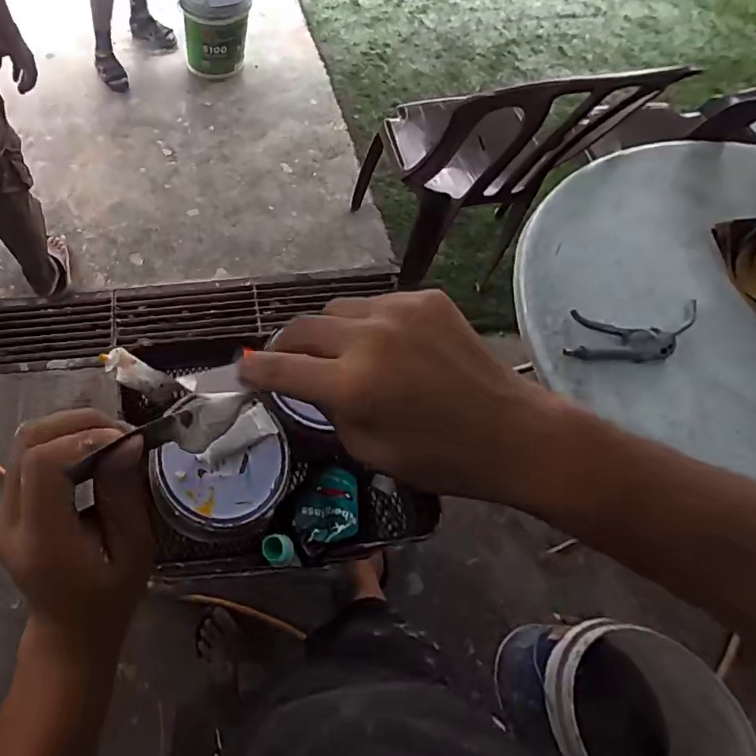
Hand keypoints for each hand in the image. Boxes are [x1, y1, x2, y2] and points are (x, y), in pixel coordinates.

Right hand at [0, 28, 38, 93]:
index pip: (21, 67)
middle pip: (29, 73)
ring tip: (22, 91)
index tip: (15, 81)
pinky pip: (31, 76)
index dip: (18, 74)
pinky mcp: (30, 61)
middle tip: (21, 91)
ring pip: (32, 76)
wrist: (4, 32)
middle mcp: (26, 57)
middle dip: (25, 82)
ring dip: (27, 84)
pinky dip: (28, 83)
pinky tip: (24, 88)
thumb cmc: (0, 38)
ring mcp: (29, 59)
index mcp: (19, 54)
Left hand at [0, 410, 153, 649]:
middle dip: (76, 422)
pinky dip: (62, 441)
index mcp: (41, 540)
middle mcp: (9, 521)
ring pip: (24, 442)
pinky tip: (92, 452)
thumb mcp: (134, 551)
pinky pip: (29, 456)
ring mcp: (1, 511)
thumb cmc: (109, 599)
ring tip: (109, 438)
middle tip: (120, 431)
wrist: (69, 633)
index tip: (124, 440)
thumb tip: (127, 441)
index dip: (83, 438)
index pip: (43, 464)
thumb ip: (124, 495)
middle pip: (27, 442)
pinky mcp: (7, 505)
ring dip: (69, 427)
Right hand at [238, 291, 573, 505]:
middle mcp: (369, 338)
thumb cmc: (440, 457)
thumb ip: (328, 411)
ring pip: (338, 310)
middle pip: (302, 327)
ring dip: (329, 332)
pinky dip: (371, 325)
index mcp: (352, 385)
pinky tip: (391, 347)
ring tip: (341, 352)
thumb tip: (306, 384)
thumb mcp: (368, 449)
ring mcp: (400, 311)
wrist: (512, 432)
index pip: (281, 368)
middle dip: (285, 344)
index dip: (255, 370)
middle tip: (285, 359)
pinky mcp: (426, 298)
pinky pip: (378, 305)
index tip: (243, 370)